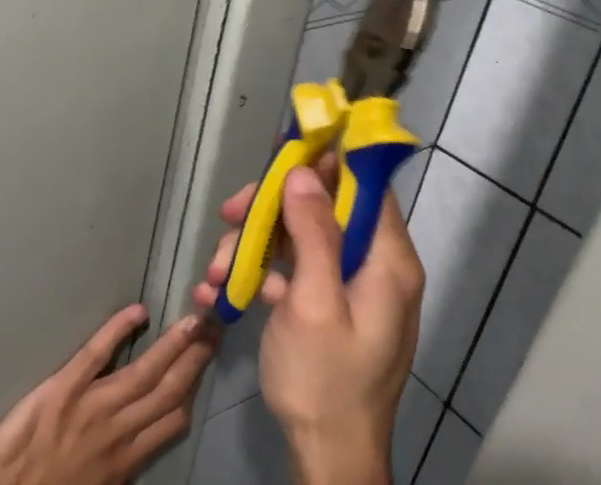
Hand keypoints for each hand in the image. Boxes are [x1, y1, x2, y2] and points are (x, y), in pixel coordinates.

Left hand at [0, 304, 216, 484]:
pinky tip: (137, 311)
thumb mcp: (98, 483)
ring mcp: (92, 405)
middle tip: (215, 325)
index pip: (173, 419)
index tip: (209, 360)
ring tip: (195, 319)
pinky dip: (117, 330)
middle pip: (168, 389)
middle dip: (195, 357)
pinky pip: (96, 354)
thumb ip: (121, 459)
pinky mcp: (62, 388)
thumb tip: (138, 437)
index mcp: (126, 456)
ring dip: (173, 344)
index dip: (194, 387)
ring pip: (144, 372)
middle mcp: (118, 429)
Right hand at [191, 165, 423, 484]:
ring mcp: (346, 288)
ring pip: (296, 240)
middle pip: (321, 210)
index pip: (366, 189)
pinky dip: (256, 278)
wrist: (327, 454)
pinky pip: (290, 273)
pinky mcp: (323, 307)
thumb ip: (313, 235)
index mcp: (386, 263)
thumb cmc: (325, 380)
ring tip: (214, 275)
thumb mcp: (313, 303)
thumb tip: (305, 171)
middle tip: (229, 213)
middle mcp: (372, 268)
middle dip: (269, 211)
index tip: (286, 146)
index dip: (330, 161)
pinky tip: (219, 295)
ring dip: (251, 249)